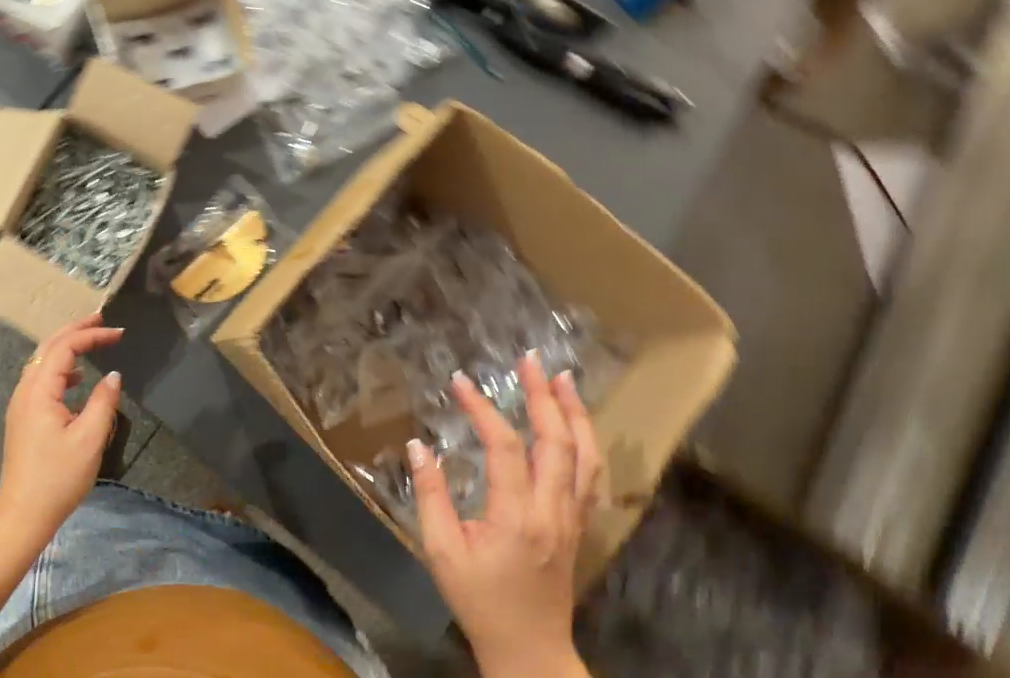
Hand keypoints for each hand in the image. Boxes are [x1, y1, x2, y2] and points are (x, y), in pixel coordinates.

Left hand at [0, 312, 124, 539]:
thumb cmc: (58, 478)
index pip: (64, 347)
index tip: (119, 333)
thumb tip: (113, 376)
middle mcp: (25, 390)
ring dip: (67, 347)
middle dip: (76, 330)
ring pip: (43, 362)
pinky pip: (41, 379)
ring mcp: (21, 404)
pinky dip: (61, 369)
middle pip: (49, 347)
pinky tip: (77, 379)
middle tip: (102, 319)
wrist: (23, 513)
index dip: (91, 334)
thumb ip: (103, 402)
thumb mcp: (89, 440)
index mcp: (39, 391)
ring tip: (92, 341)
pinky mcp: (23, 417)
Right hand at [407, 354, 600, 677]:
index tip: (460, 381)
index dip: (483, 409)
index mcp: (517, 516)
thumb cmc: (478, 599)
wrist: (529, 649)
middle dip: (544, 396)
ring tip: (562, 379)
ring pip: (585, 457)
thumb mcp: (440, 551)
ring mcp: (572, 518)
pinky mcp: (578, 526)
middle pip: (558, 442)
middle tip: (531, 360)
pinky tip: (575, 425)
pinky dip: (585, 442)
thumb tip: (420, 446)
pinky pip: (589, 475)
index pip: (505, 448)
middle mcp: (553, 511)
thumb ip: (431, 496)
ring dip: (575, 414)